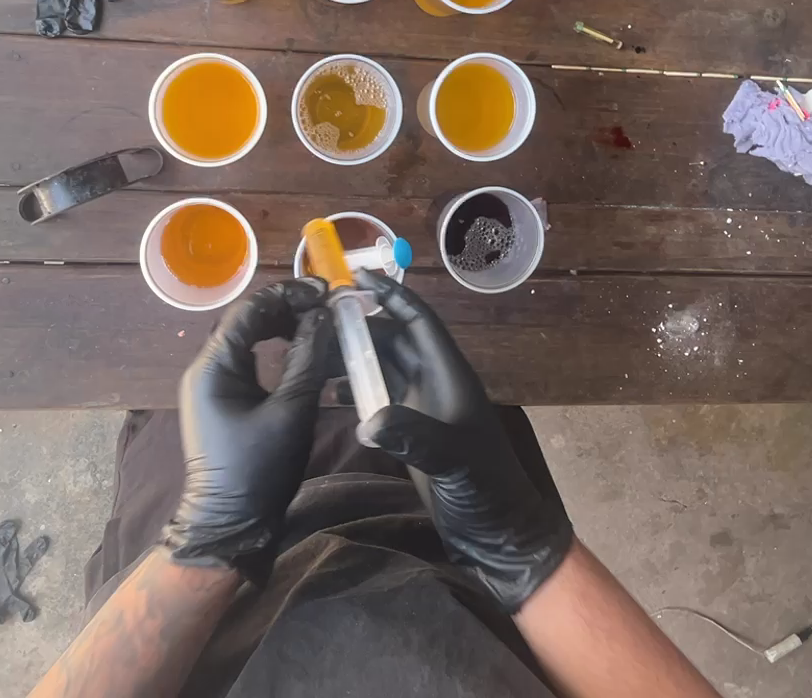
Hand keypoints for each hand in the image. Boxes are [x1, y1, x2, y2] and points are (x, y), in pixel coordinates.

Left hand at [160, 278, 332, 581]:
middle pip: (247, 319)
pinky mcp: (222, 397)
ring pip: (248, 336)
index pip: (250, 309)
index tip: (324, 291)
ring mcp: (211, 383)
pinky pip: (248, 358)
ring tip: (319, 321)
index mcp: (214, 366)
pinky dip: (274, 346)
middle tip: (327, 305)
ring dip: (282, 324)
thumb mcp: (292, 411)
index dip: (289, 293)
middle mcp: (206, 367)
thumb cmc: (260, 470)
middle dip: (287, 306)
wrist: (231, 526)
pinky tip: (301, 347)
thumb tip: (323, 316)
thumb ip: (308, 358)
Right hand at [353, 270, 572, 611]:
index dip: (391, 295)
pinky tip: (327, 392)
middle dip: (361, 324)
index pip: (418, 322)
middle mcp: (433, 382)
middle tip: (319, 315)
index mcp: (449, 375)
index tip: (357, 277)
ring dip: (353, 356)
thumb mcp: (453, 460)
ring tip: (314, 351)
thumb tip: (367, 420)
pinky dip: (354, 390)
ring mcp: (421, 407)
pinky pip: (377, 397)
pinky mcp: (410, 432)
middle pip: (393, 339)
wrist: (497, 534)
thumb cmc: (486, 489)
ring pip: (383, 366)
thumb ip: (414, 436)